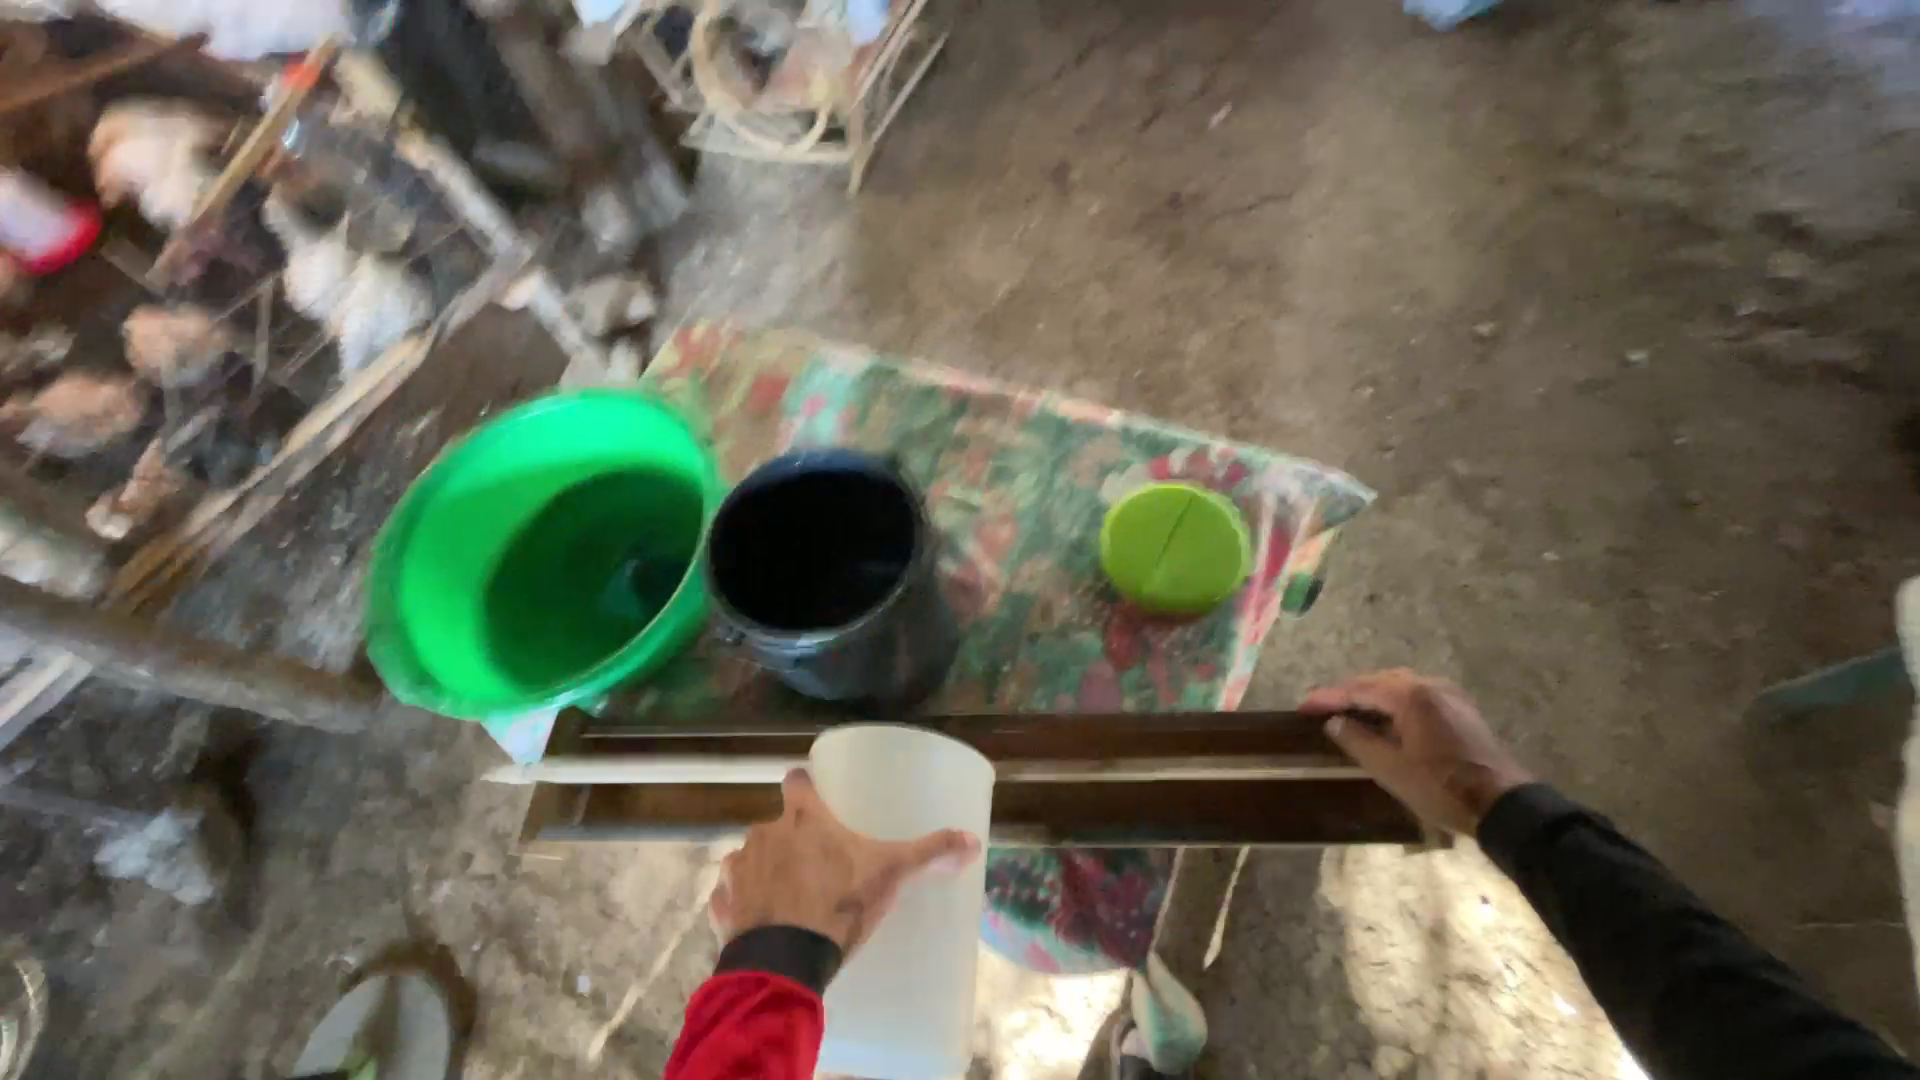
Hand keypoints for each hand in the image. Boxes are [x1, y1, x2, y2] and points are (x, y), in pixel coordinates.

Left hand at [710, 769, 981, 954]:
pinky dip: (740, 906)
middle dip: (789, 839)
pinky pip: (728, 898)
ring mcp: (736, 869)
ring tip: (787, 898)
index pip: (796, 781)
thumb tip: (973, 840)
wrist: (785, 964)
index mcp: (802, 818)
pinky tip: (757, 923)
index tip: (814, 794)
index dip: (804, 785)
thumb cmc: (838, 905)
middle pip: (775, 824)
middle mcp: (764, 833)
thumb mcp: (891, 875)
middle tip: (813, 863)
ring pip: (748, 859)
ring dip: (762, 870)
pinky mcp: (720, 907)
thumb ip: (930, 853)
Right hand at [1300, 669, 1534, 834]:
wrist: (1505, 806)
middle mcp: (1431, 686)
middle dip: (1349, 693)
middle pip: (1379, 681)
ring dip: (1372, 695)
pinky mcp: (1462, 711)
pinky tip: (1385, 717)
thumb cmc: (1442, 787)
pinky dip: (1395, 702)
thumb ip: (1357, 740)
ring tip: (1349, 710)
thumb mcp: (1390, 768)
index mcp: (1411, 696)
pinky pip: (1418, 695)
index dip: (1328, 698)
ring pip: (1400, 686)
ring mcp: (1450, 696)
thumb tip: (1334, 722)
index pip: (1358, 689)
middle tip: (1322, 707)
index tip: (1303, 707)